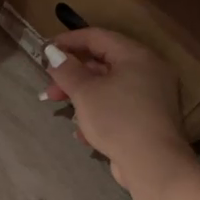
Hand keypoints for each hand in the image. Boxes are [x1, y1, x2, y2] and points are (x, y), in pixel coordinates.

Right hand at [42, 28, 188, 190]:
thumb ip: (67, 70)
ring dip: (84, 99)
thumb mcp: (85, 92)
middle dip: (73, 78)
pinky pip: (119, 109)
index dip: (69, 41)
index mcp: (136, 56)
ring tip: (66, 115)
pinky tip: (85, 135)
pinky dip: (100, 115)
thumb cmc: (117, 119)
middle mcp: (149, 71)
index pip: (98, 37)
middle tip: (49, 91)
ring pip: (110, 89)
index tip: (46, 51)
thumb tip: (53, 53)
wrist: (153, 163)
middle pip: (103, 65)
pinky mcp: (150, 120)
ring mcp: (152, 97)